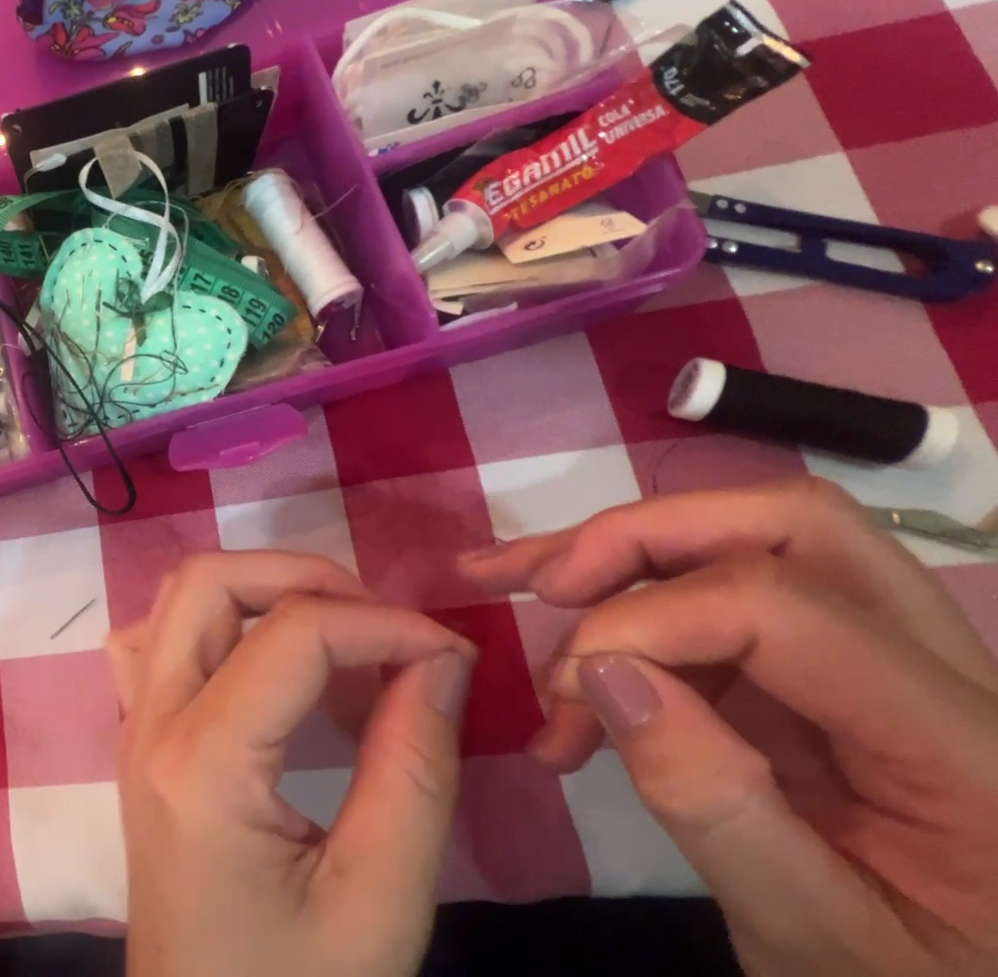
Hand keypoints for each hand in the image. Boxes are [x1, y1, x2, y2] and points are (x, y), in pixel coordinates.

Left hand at [108, 551, 476, 976]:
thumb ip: (413, 770)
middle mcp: (150, 722)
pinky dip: (219, 624)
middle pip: (207, 582)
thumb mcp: (379, 900)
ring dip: (260, 592)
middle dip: (305, 578)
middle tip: (383, 626)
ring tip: (340, 639)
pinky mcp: (139, 738)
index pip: (292, 634)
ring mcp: (133, 725)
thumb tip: (440, 659)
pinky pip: (158, 641)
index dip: (385, 624)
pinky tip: (268, 665)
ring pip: (178, 600)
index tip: (454, 653)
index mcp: (202, 762)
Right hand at [461, 479, 997, 975]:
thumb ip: (715, 806)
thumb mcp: (812, 940)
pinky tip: (568, 674)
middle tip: (543, 584)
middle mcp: (950, 675)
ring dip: (618, 559)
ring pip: (749, 540)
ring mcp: (891, 663)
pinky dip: (627, 615)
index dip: (647, 619)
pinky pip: (721, 598)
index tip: (565, 687)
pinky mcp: (831, 673)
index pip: (785, 609)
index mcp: (968, 751)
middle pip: (790, 527)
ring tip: (508, 586)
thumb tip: (602, 672)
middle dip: (640, 537)